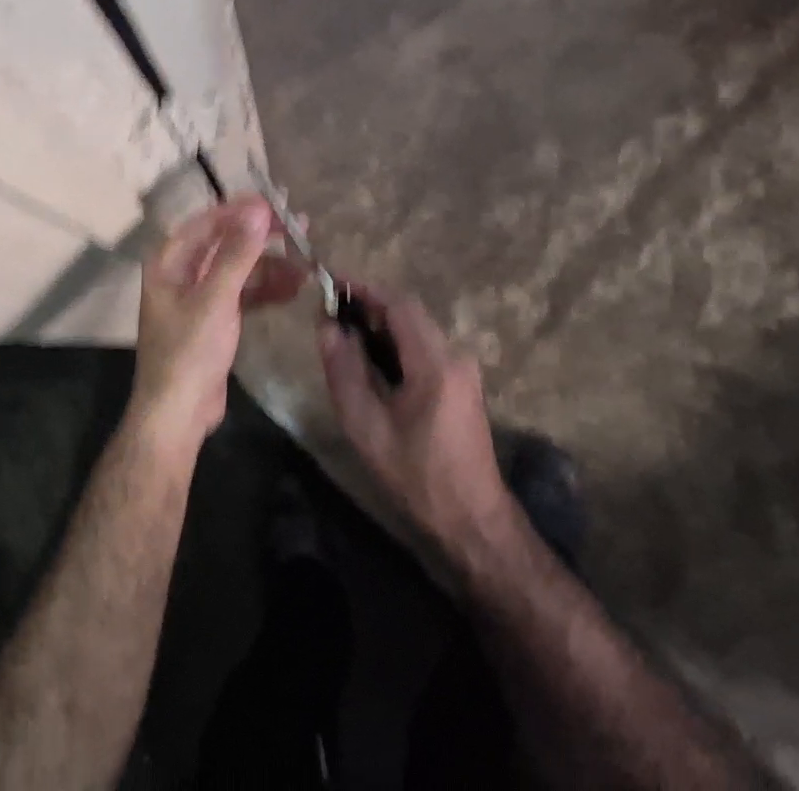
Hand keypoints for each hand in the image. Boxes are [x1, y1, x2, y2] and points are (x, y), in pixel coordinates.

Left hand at [130, 196, 303, 441]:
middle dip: (261, 238)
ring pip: (237, 270)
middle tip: (300, 229)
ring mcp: (197, 298)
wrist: (178, 412)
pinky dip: (264, 290)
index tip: (276, 204)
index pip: (206, 222)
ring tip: (306, 264)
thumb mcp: (215, 299)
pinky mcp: (213, 321)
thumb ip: (237, 254)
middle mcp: (180, 274)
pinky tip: (294, 289)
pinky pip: (242, 295)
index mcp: (168, 263)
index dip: (240, 211)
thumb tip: (258, 210)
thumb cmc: (189, 351)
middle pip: (224, 244)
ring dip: (269, 266)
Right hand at [316, 284, 512, 558]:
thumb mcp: (367, 425)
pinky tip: (369, 364)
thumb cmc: (415, 474)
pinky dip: (395, 346)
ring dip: (380, 327)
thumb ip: (345, 371)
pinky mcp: (461, 386)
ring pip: (417, 332)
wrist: (471, 516)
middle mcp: (455, 357)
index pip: (399, 305)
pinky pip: (424, 351)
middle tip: (328, 314)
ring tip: (341, 337)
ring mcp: (463, 372)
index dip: (363, 288)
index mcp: (435, 363)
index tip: (329, 282)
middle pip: (409, 314)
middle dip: (368, 307)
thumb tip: (327, 327)